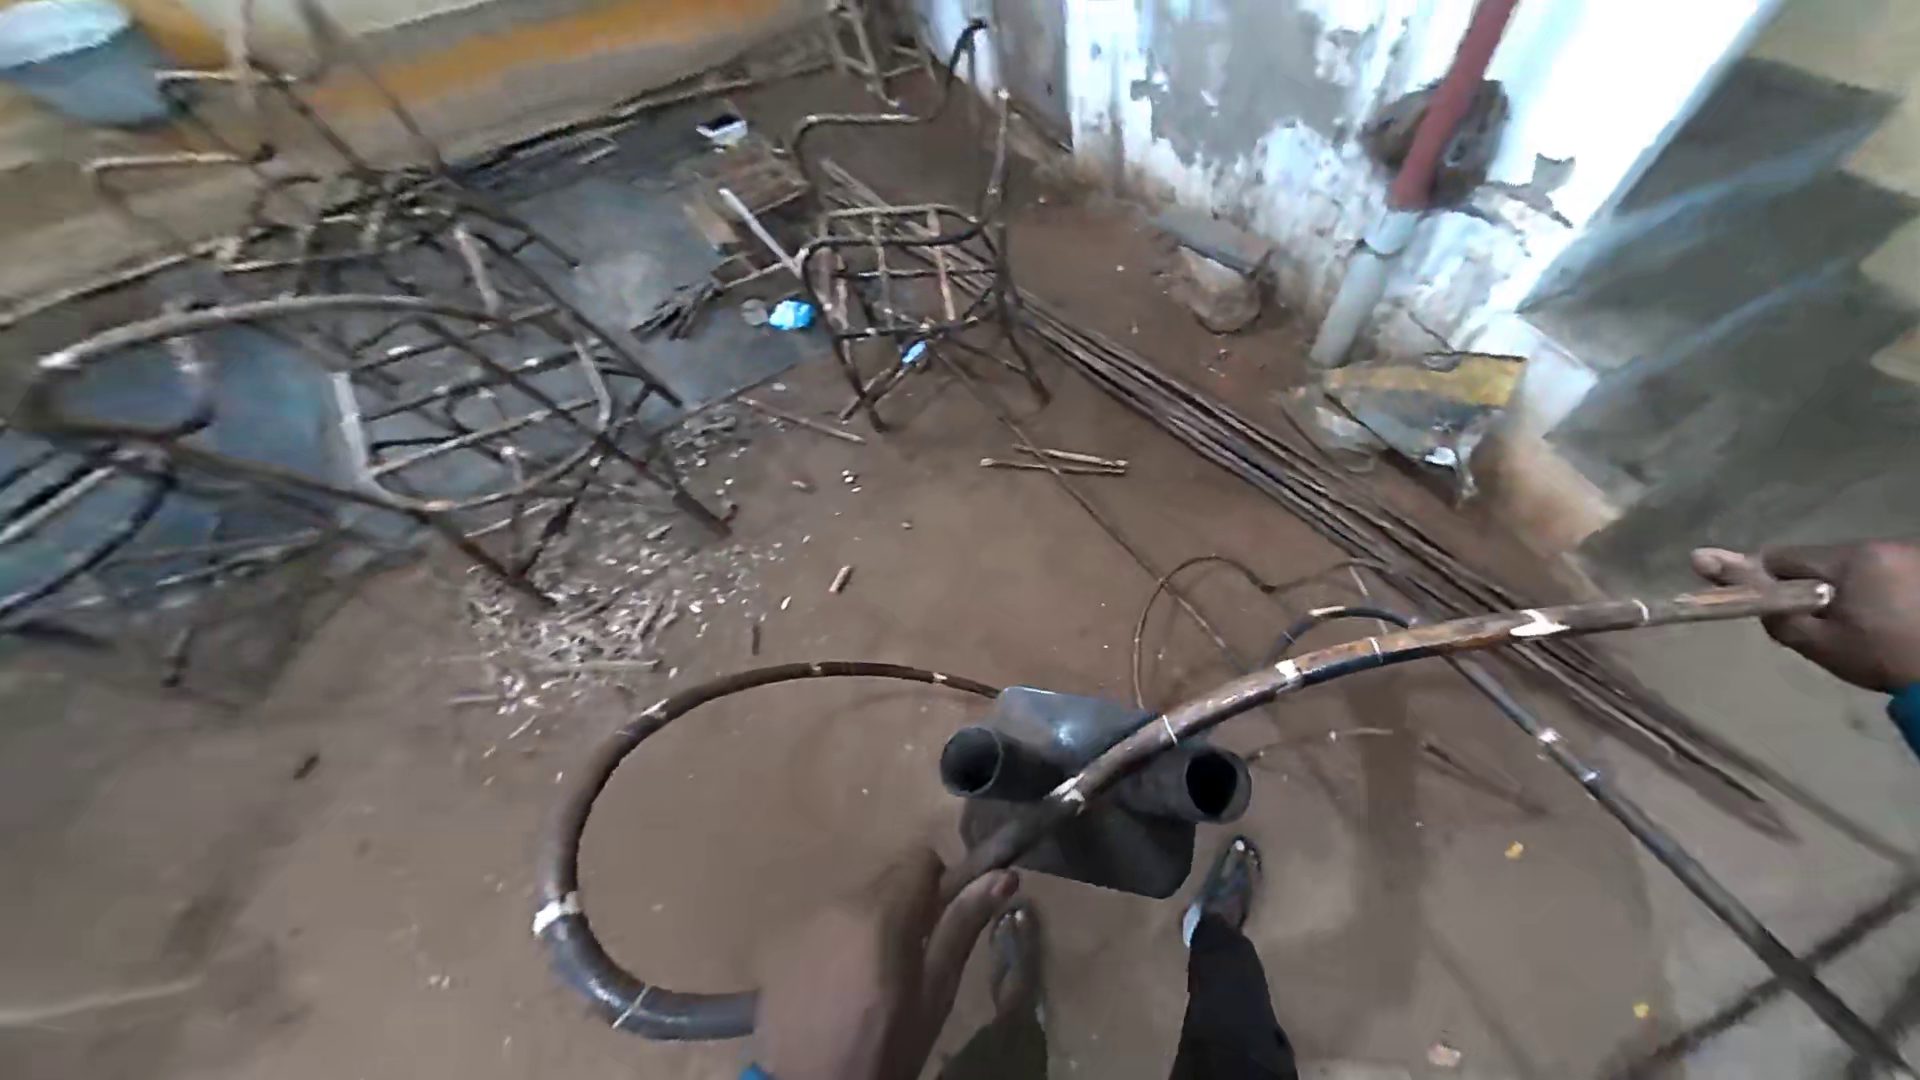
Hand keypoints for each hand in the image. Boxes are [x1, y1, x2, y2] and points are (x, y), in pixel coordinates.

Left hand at [756, 848, 1017, 1079]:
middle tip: (918, 954)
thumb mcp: (934, 995)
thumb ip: (963, 926)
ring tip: (881, 974)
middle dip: (912, 902)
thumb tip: (1003, 877)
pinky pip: (835, 916)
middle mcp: (845, 900)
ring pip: (864, 894)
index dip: (941, 883)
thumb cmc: (884, 1051)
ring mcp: (814, 916)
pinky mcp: (793, 935)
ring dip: (881, 918)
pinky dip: (851, 934)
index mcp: (884, 912)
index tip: (943, 922)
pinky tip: (848, 981)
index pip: (923, 858)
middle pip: (893, 874)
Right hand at [1692, 540, 1919, 692]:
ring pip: (1862, 568)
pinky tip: (1903, 619)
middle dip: (1817, 586)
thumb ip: (1755, 597)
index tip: (1782, 609)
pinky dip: (1890, 592)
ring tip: (1873, 624)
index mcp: (1856, 558)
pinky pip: (1897, 574)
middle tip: (1832, 623)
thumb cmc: (1884, 658)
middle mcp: (1895, 545)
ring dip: (1856, 589)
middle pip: (1824, 562)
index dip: (1768, 583)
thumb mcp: (1808, 635)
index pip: (1780, 558)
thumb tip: (1698, 555)